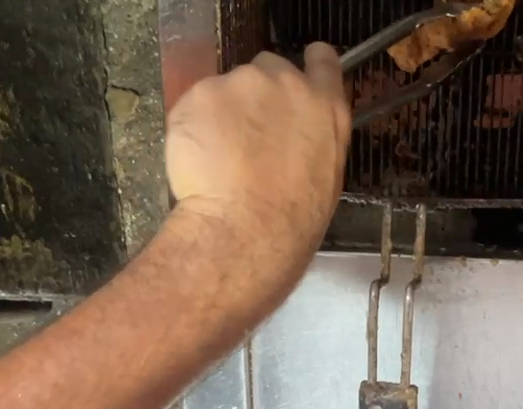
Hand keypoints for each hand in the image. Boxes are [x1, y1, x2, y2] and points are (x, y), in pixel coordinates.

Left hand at [164, 45, 349, 303]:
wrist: (246, 233)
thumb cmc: (291, 223)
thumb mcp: (325, 181)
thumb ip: (313, 140)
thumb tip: (297, 137)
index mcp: (326, 110)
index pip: (323, 60)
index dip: (309, 68)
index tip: (299, 79)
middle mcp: (287, 85)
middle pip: (269, 69)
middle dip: (259, 97)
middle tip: (251, 141)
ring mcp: (242, 84)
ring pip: (228, 88)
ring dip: (224, 114)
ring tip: (225, 161)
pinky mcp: (202, 93)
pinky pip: (197, 104)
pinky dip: (196, 126)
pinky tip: (204, 162)